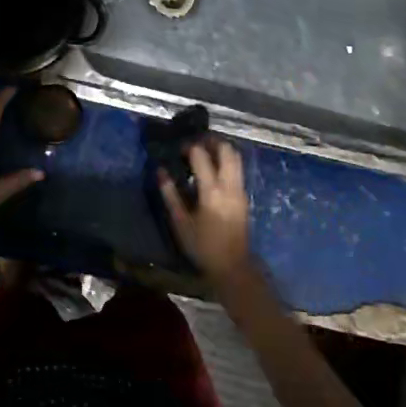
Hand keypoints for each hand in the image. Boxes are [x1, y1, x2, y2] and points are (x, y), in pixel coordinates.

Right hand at [158, 139, 252, 280]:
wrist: (232, 266)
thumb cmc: (202, 246)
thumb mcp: (181, 223)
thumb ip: (170, 195)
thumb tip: (161, 172)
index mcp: (212, 192)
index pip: (202, 156)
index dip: (190, 147)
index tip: (179, 148)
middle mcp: (230, 186)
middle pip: (227, 150)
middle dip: (211, 141)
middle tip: (195, 142)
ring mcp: (240, 190)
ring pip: (236, 157)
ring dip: (221, 149)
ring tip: (204, 151)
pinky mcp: (244, 196)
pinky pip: (238, 169)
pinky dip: (226, 160)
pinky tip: (213, 167)